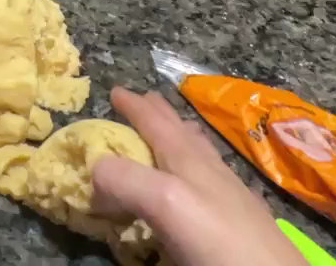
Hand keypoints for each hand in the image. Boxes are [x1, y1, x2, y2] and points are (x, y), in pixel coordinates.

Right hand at [90, 88, 305, 265]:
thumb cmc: (224, 244)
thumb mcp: (165, 203)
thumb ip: (125, 179)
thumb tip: (93, 172)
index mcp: (188, 160)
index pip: (154, 121)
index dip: (132, 105)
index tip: (114, 91)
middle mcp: (209, 174)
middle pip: (180, 132)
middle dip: (158, 114)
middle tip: (143, 99)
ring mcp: (231, 203)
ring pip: (201, 157)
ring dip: (181, 138)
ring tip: (173, 130)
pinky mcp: (242, 234)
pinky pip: (213, 188)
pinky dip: (198, 173)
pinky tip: (204, 189)